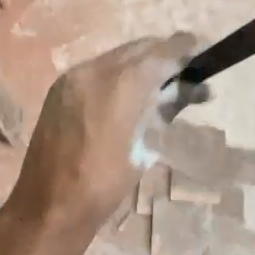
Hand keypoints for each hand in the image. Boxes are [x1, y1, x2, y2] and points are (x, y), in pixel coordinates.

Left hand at [10, 33, 200, 229]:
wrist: (50, 206)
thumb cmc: (104, 185)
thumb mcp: (144, 148)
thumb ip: (163, 111)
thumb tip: (188, 90)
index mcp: (119, 86)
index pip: (159, 54)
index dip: (184, 49)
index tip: (204, 48)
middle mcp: (92, 71)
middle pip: (137, 50)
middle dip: (164, 55)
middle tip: (188, 68)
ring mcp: (71, 78)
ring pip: (116, 58)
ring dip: (142, 64)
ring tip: (164, 83)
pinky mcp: (59, 90)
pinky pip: (97, 71)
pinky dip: (119, 75)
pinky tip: (132, 93)